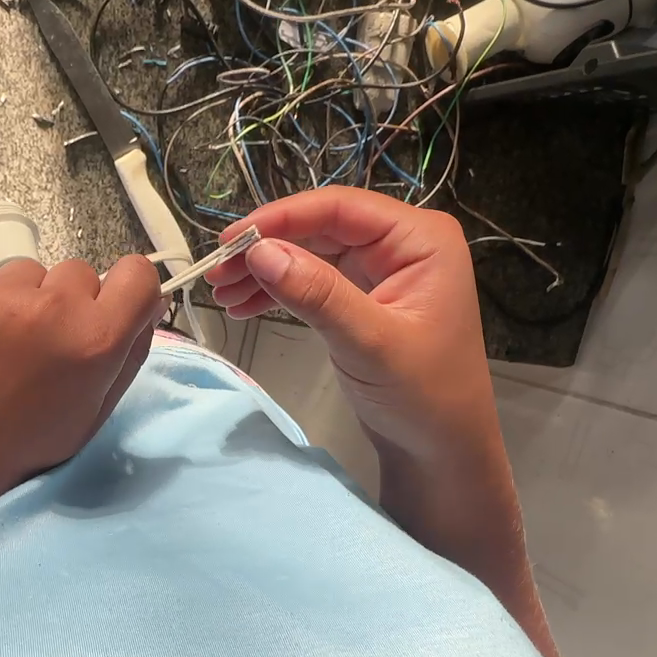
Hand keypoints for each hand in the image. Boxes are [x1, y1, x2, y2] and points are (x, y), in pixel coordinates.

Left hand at [0, 255, 163, 498]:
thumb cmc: (26, 444)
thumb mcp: (95, 411)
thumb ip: (130, 352)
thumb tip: (151, 302)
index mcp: (94, 339)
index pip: (137, 273)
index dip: (128, 291)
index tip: (109, 311)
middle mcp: (51, 306)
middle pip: (81, 273)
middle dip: (70, 303)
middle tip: (44, 346)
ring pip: (31, 274)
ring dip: (26, 300)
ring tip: (3, 347)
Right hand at [203, 186, 496, 469]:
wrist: (440, 448)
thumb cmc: (422, 395)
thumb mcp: (368, 342)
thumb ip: (317, 293)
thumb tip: (259, 252)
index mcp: (419, 240)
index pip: (339, 208)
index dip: (280, 218)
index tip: (230, 240)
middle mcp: (400, 245)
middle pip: (319, 228)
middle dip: (266, 247)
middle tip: (216, 273)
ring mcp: (380, 271)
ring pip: (309, 254)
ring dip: (264, 271)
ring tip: (222, 294)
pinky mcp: (361, 297)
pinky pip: (311, 281)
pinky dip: (277, 293)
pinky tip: (244, 307)